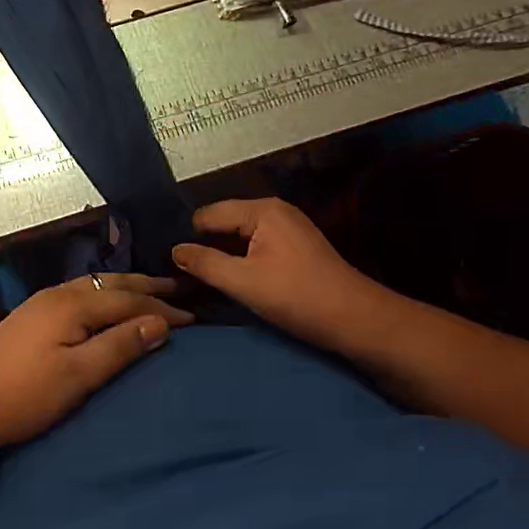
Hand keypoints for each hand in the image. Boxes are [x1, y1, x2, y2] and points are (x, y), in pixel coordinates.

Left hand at [0, 274, 192, 448]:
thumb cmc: (24, 395)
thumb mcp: (77, 376)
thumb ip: (120, 346)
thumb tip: (161, 324)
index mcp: (74, 304)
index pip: (130, 300)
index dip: (163, 309)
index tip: (194, 318)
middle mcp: (60, 293)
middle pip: (114, 284)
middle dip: (149, 288)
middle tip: (180, 290)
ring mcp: (43, 302)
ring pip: (97, 286)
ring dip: (127, 289)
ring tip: (153, 293)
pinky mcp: (33, 314)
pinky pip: (83, 293)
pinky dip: (107, 295)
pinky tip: (110, 305)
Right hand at [171, 198, 386, 346]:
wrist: (355, 319)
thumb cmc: (297, 297)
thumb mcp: (244, 282)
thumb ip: (205, 264)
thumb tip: (175, 251)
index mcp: (262, 210)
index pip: (207, 214)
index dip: (189, 238)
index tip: (173, 266)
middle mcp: (274, 209)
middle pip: (223, 222)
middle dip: (205, 245)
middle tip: (184, 276)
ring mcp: (287, 226)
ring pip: (239, 235)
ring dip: (223, 255)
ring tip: (203, 280)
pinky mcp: (294, 245)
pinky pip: (255, 244)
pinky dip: (242, 259)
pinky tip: (233, 280)